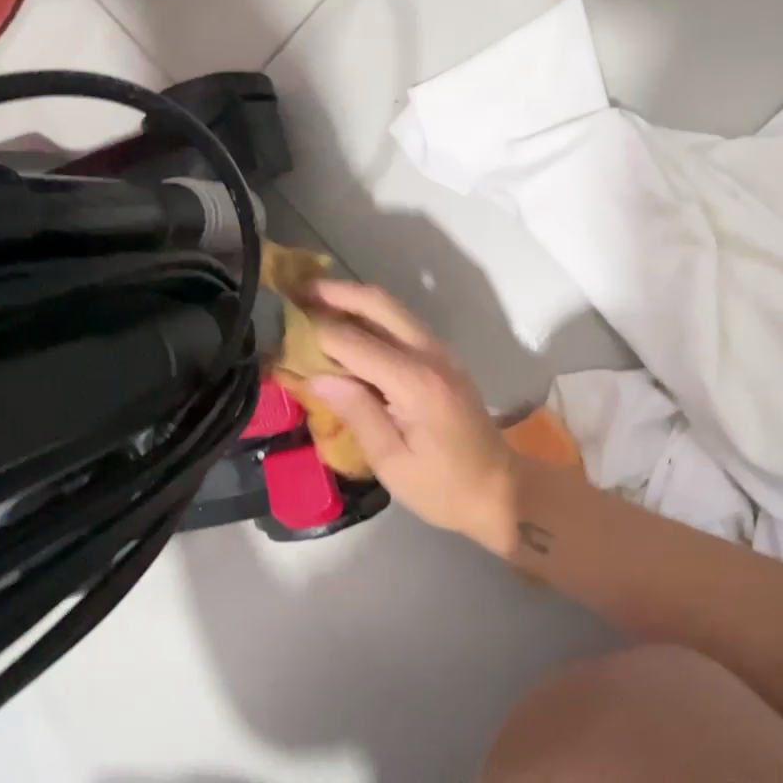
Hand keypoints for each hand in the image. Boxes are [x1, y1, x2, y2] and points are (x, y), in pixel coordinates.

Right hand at [306, 280, 518, 552]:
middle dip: (335, 292)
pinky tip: (345, 327)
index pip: (353, 342)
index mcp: (416, 382)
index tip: (281, 331)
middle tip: (295, 292)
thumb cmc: (443, 487)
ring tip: (312, 302)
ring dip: (352, 299)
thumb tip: (317, 377)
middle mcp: (430, 354)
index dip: (315, 335)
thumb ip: (356, 413)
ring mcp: (440, 352)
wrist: (500, 491)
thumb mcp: (392, 462)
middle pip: (379, 303)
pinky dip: (370, 316)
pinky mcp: (442, 359)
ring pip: (392, 308)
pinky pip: (401, 324)